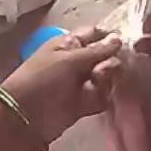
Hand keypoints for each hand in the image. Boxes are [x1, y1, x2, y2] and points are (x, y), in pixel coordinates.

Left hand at [0, 27, 123, 144]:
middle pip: (106, 55)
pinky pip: (106, 95)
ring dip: (109, 76)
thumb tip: (119, 38)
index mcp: (70, 44)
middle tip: (103, 68)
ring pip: (109, 74)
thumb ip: (97, 50)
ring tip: (98, 82)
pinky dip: (110, 94)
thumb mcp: (68, 59)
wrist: (25, 117)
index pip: (95, 34)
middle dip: (111, 59)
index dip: (110, 36)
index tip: (125, 42)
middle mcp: (79, 61)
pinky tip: (108, 94)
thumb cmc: (42, 79)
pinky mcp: (88, 103)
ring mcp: (84, 82)